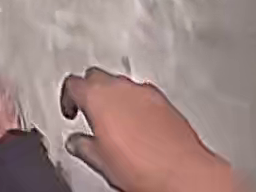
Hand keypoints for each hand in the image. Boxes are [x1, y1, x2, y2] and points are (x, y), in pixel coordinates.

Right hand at [60, 68, 242, 191]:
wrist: (187, 178)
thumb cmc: (145, 170)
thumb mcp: (102, 162)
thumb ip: (84, 146)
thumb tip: (76, 143)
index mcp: (95, 95)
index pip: (71, 84)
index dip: (67, 97)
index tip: (71, 111)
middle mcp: (117, 86)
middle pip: (95, 77)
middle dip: (91, 91)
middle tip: (91, 112)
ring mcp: (142, 91)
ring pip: (120, 84)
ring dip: (116, 97)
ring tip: (119, 122)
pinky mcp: (165, 101)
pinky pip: (144, 95)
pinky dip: (138, 105)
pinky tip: (143, 125)